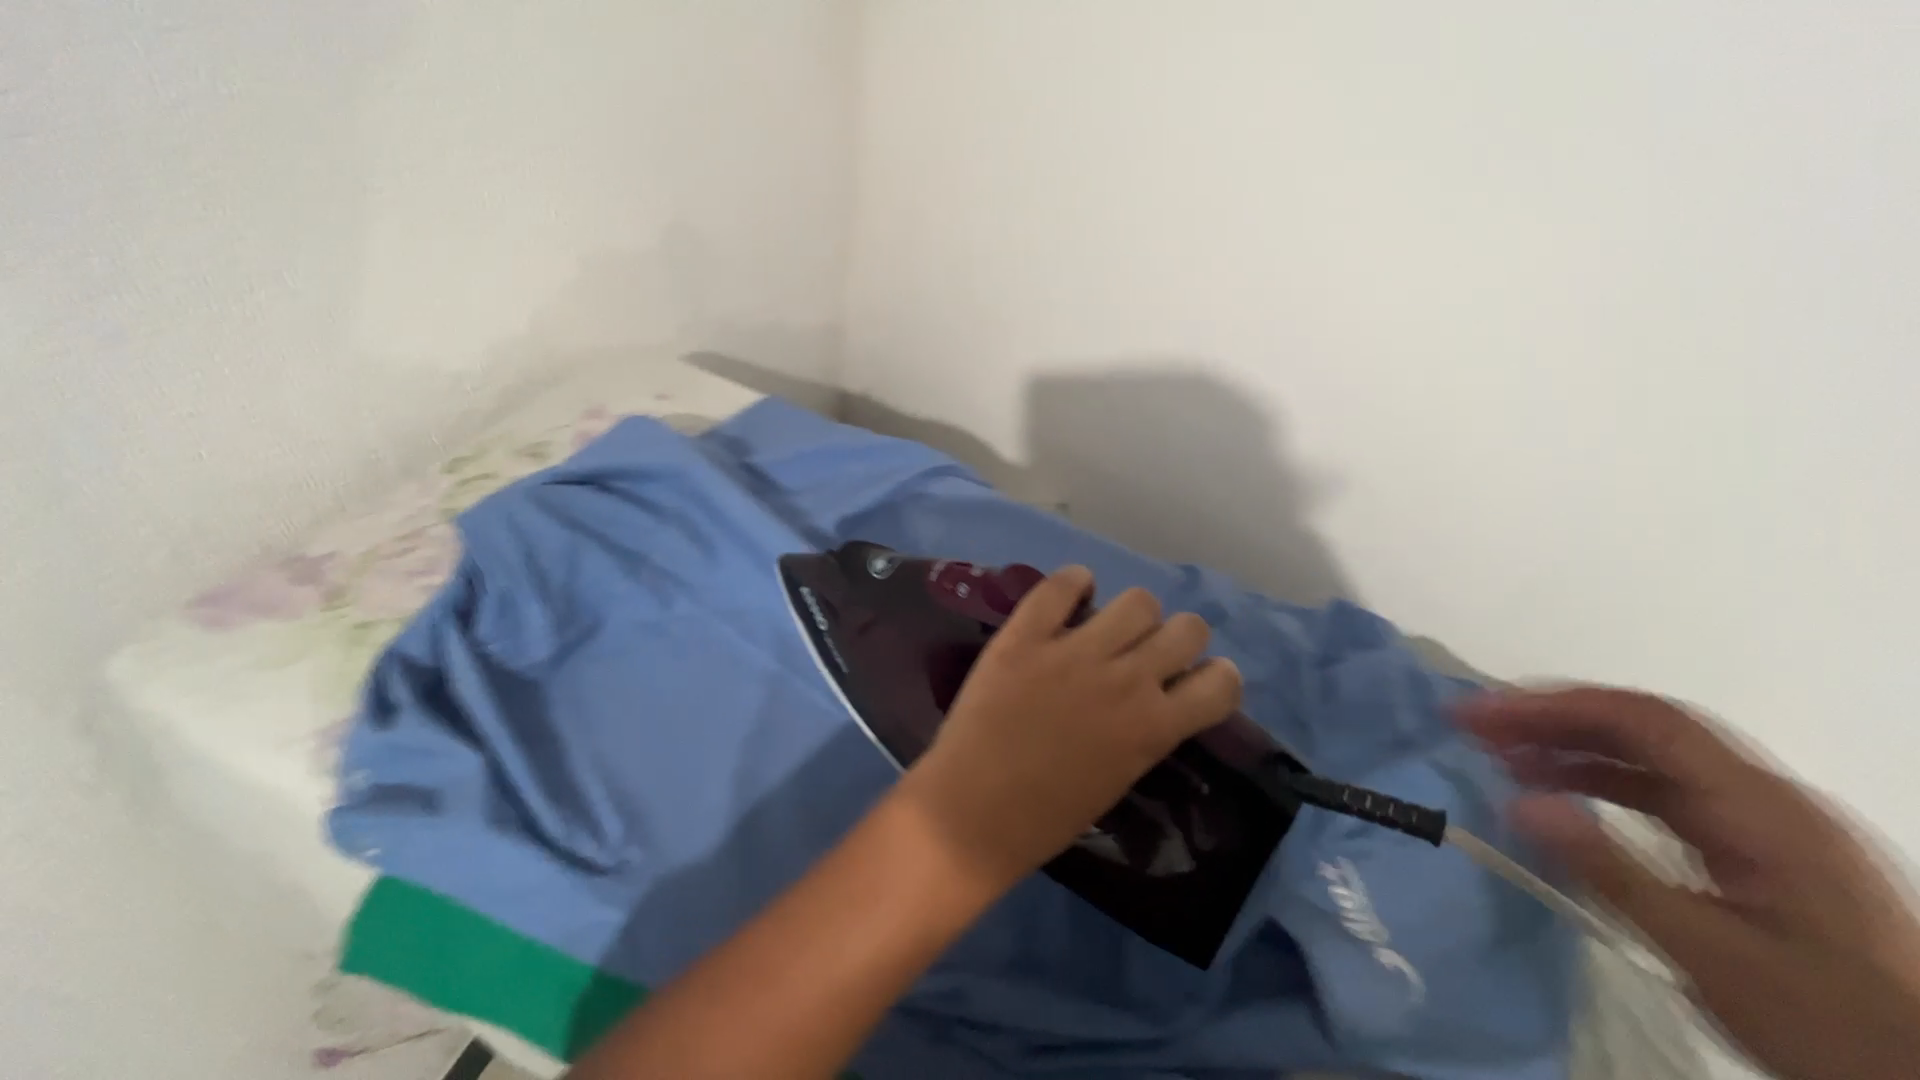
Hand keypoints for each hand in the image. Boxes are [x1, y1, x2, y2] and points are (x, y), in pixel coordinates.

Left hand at [892, 565, 1243, 894]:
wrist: (970, 815)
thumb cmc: (1046, 819)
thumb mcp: (1119, 780)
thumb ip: (1145, 733)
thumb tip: (1156, 700)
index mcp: (1154, 727)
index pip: (1222, 682)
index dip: (1215, 678)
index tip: (1194, 682)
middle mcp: (1126, 680)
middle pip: (1188, 628)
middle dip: (1178, 640)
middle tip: (1148, 654)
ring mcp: (1074, 652)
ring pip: (1138, 601)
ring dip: (1131, 615)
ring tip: (1107, 629)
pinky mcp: (1025, 637)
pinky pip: (1061, 585)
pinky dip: (1073, 584)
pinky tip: (1070, 597)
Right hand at [1460, 686, 1919, 1079]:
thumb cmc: (1824, 1021)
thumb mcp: (1706, 952)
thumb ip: (1609, 871)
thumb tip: (1519, 802)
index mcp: (1762, 807)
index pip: (1646, 722)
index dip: (1558, 705)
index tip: (1485, 713)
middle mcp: (1767, 798)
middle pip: (1647, 730)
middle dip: (1556, 720)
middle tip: (1476, 729)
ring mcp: (1769, 824)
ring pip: (1656, 761)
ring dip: (1577, 751)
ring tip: (1504, 760)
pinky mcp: (1762, 853)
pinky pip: (1671, 795)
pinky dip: (1609, 784)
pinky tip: (1566, 799)